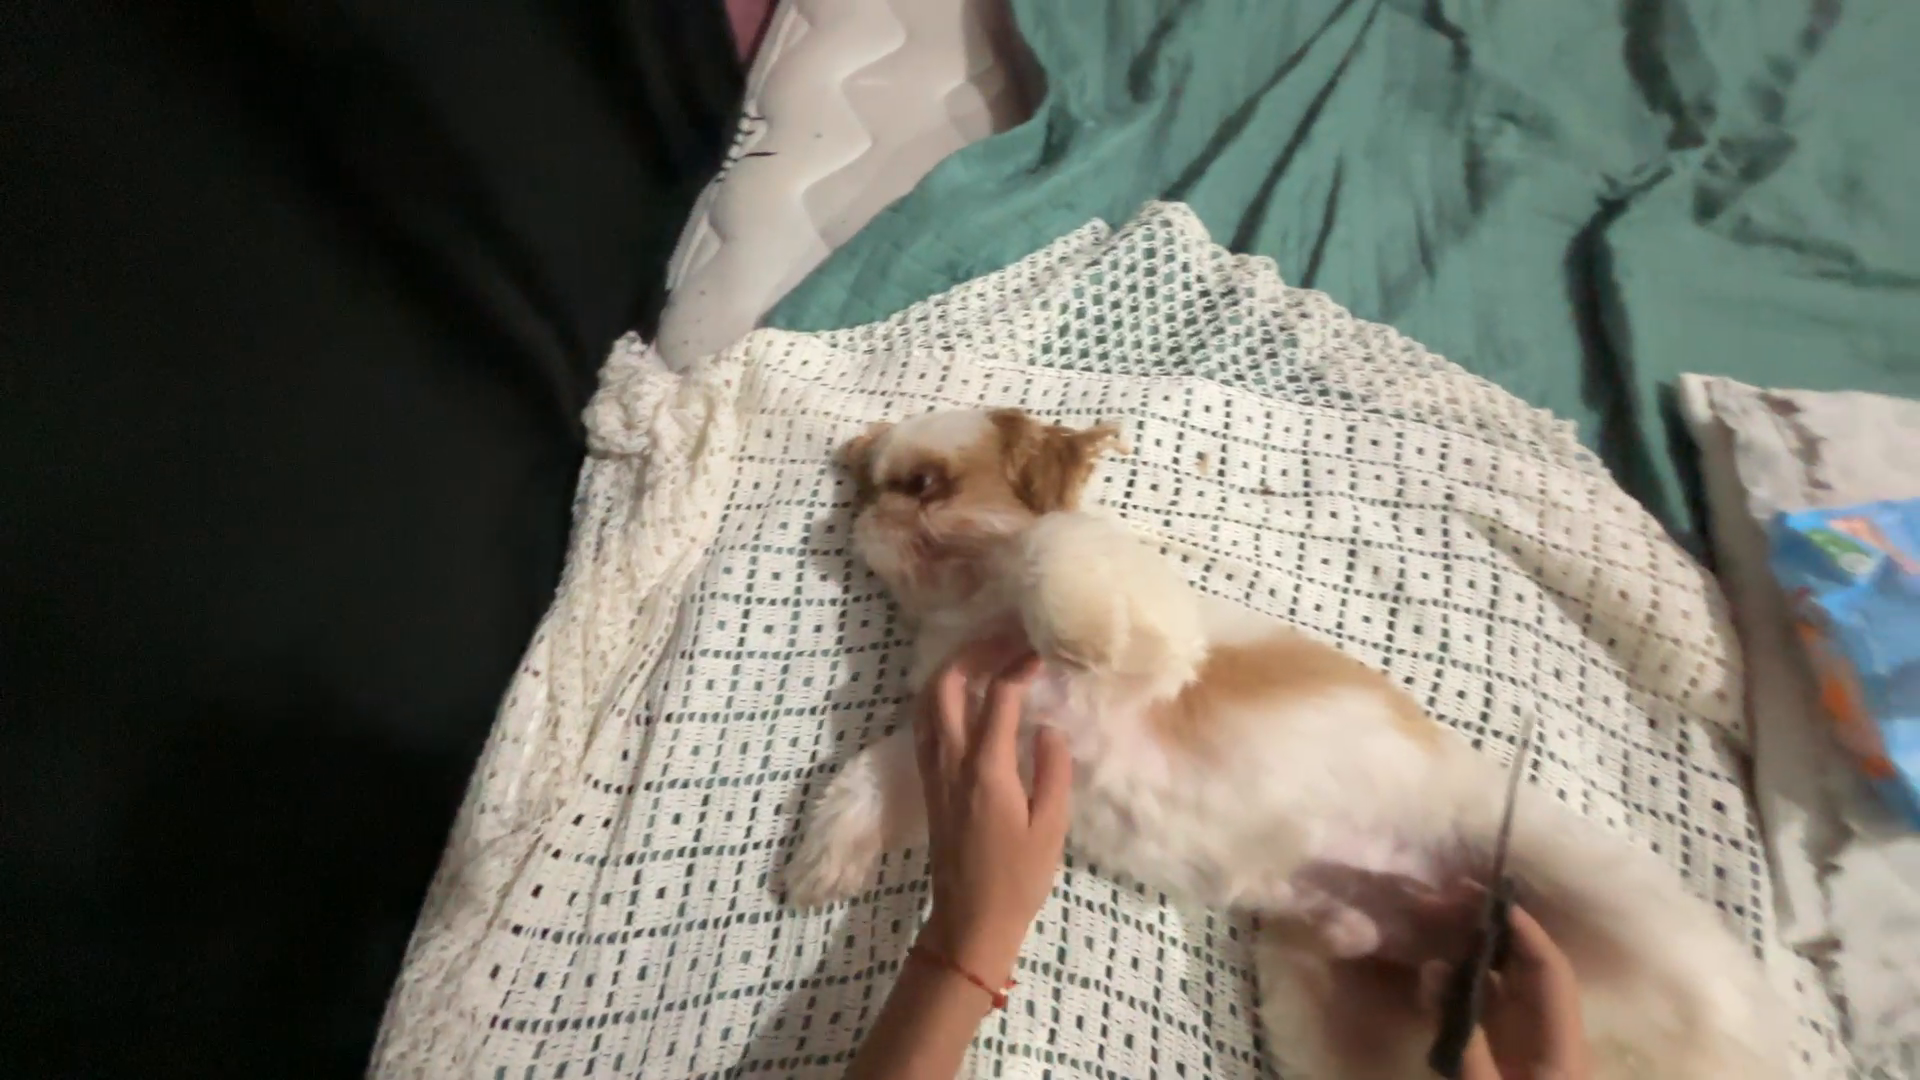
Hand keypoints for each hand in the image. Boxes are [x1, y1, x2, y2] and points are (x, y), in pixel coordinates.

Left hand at [914, 637, 1073, 988]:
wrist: (968, 919)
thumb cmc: (1017, 877)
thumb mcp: (1051, 827)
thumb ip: (1053, 769)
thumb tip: (1047, 725)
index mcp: (985, 768)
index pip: (998, 696)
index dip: (1018, 665)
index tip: (1039, 651)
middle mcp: (950, 757)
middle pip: (946, 683)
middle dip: (973, 652)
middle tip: (1004, 641)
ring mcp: (932, 766)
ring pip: (927, 698)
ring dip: (953, 669)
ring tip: (985, 657)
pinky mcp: (927, 777)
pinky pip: (925, 720)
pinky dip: (941, 694)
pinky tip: (964, 694)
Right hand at [1420, 904, 1591, 1079]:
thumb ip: (1463, 1037)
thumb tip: (1435, 969)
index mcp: (1561, 1048)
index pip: (1549, 972)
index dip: (1520, 928)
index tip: (1477, 894)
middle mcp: (1550, 1038)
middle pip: (1526, 968)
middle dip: (1486, 927)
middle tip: (1436, 900)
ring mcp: (1527, 1047)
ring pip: (1503, 981)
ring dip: (1468, 947)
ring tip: (1427, 922)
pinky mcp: (1502, 1056)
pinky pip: (1484, 1002)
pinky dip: (1458, 977)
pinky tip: (1429, 970)